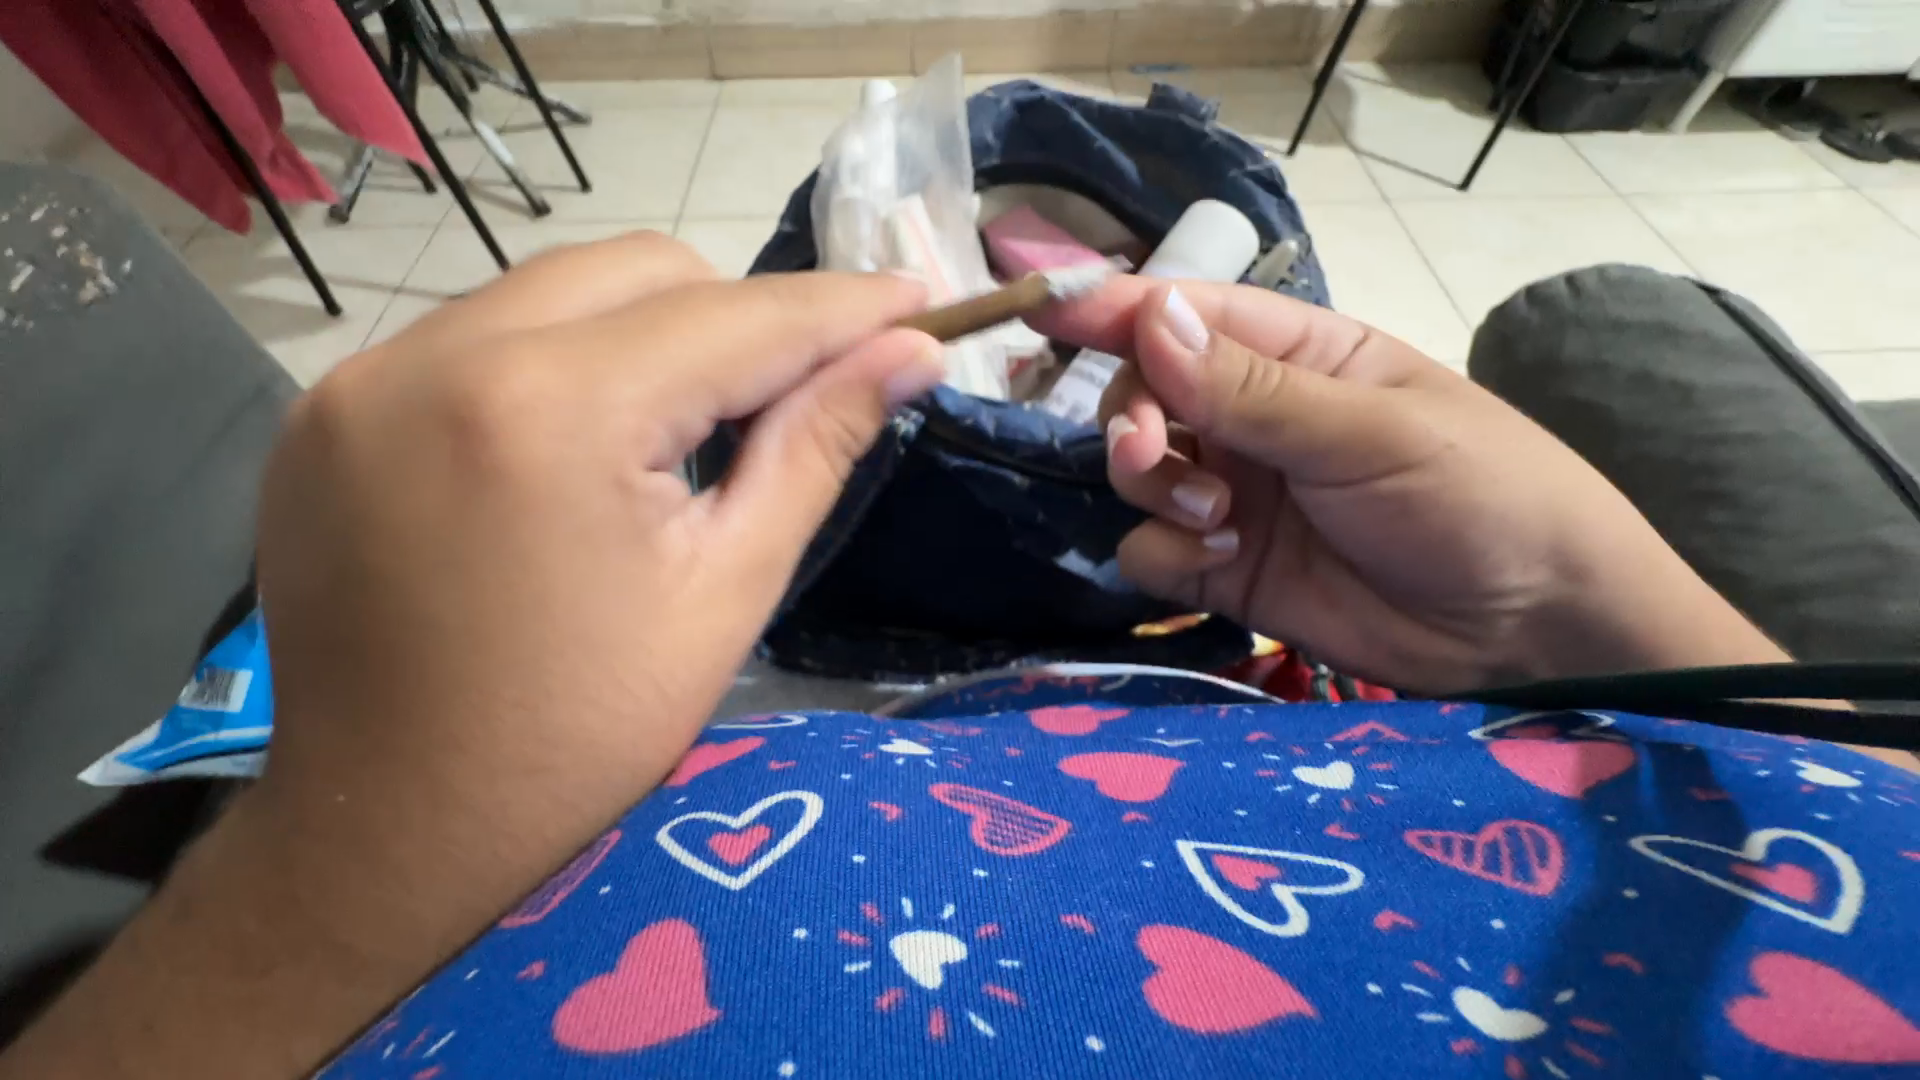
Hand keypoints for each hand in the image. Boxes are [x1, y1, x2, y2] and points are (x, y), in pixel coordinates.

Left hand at [0, 232, 941, 1078]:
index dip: (843, 306)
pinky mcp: (336, 406)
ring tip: (698, 425)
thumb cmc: (586, 730)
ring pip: (565, 288)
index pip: (738, 318)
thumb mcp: (730, 587)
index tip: (918, 299)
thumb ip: (819, 447)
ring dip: (659, 331)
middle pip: (648, 270)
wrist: (392, 829)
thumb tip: (910, 356)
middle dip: (746, 318)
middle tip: (800, 391)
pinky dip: (575, 359)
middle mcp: (443, 355)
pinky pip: (491, 333)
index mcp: (555, 412)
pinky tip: (597, 444)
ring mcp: (370, 374)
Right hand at [1033, 278, 1782, 693]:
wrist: (1525, 636)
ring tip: (1219, 519)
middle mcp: (1247, 421)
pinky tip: (1222, 562)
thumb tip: (1148, 316)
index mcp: (1293, 358)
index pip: (1183, 318)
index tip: (1045, 308)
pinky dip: (1167, 553)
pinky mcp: (1216, 567)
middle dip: (1132, 420)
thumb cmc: (1478, 497)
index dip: (1112, 310)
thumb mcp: (1371, 431)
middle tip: (1153, 453)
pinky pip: (1146, 549)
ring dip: (1154, 487)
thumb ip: (1251, 388)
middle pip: (1140, 396)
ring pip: (1133, 473)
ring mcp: (1229, 495)